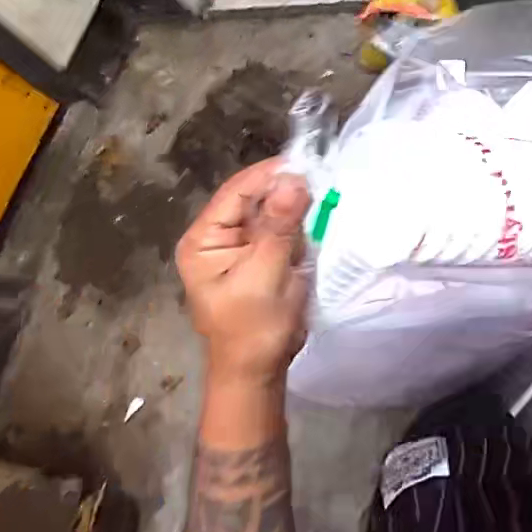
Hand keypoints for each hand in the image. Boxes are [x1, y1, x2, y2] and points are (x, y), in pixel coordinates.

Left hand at [175, 157, 312, 388]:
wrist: (259, 371)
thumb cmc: (253, 328)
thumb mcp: (264, 275)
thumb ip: (278, 227)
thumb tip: (294, 180)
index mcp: (204, 240)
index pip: (236, 193)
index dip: (268, 174)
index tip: (305, 161)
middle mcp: (220, 237)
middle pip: (255, 198)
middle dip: (286, 187)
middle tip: (322, 175)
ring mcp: (244, 247)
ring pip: (273, 211)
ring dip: (298, 203)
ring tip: (326, 190)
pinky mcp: (266, 257)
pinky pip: (285, 229)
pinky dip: (303, 221)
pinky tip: (322, 214)